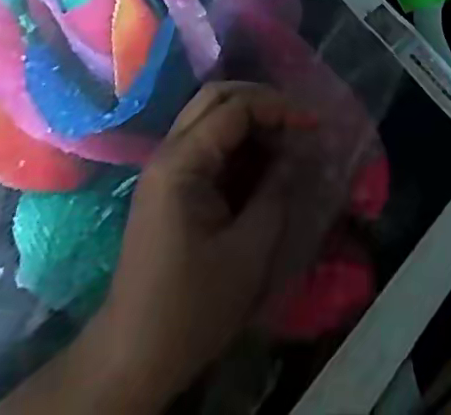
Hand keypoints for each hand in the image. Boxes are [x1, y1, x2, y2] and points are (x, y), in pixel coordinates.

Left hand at [81, 83, 309, 410]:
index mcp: (181, 163)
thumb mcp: (249, 251)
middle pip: (214, 99)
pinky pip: (205, 145)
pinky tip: (264, 162)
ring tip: (288, 141)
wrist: (136, 351)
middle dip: (261, 102)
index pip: (233, 108)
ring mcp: (164, 169)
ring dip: (249, 120)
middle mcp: (167, 153)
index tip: (314, 126)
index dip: (278, 108)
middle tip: (299, 123)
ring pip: (208, 118)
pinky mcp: (169, 187)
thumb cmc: (194, 305)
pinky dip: (237, 144)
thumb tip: (296, 153)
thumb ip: (275, 192)